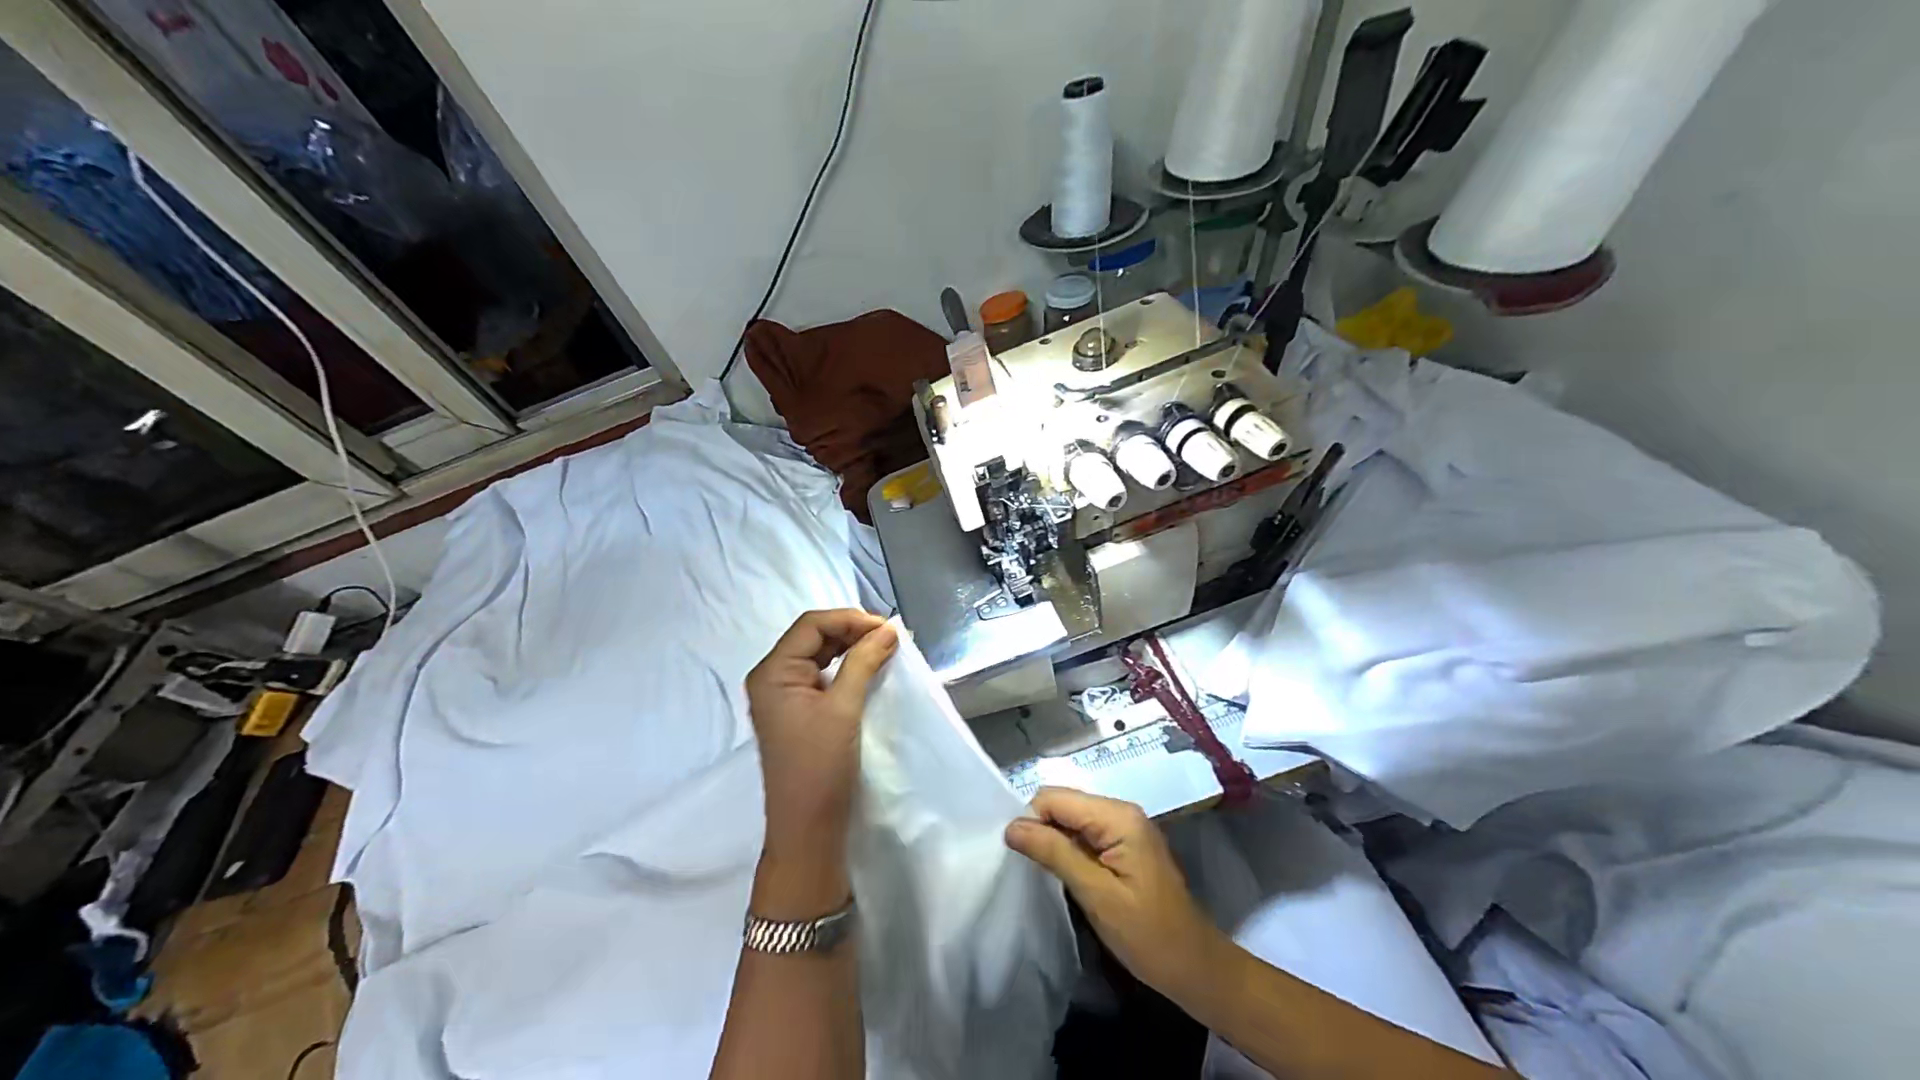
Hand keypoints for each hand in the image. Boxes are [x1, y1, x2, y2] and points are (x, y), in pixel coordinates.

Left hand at [745, 610, 897, 901]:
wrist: (807, 830)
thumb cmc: (820, 767)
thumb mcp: (844, 709)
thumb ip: (864, 662)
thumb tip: (889, 630)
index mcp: (772, 672)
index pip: (811, 625)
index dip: (850, 619)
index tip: (888, 628)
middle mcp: (772, 678)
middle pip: (813, 636)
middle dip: (852, 631)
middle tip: (891, 637)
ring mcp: (783, 696)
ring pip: (819, 654)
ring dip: (851, 648)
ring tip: (886, 648)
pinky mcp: (797, 711)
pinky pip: (821, 675)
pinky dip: (846, 667)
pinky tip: (870, 668)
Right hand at [1005, 787, 1230, 1001]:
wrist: (1195, 968)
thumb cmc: (1148, 934)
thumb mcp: (1096, 894)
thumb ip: (1054, 853)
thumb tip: (1011, 826)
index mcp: (1118, 816)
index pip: (1055, 798)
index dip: (1032, 821)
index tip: (1022, 858)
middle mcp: (1121, 811)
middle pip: (1063, 804)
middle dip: (1041, 829)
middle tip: (1034, 869)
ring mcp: (1125, 827)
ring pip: (1071, 819)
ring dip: (1054, 841)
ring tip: (1047, 875)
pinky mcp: (1124, 845)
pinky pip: (1084, 834)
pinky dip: (1069, 850)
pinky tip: (1067, 876)